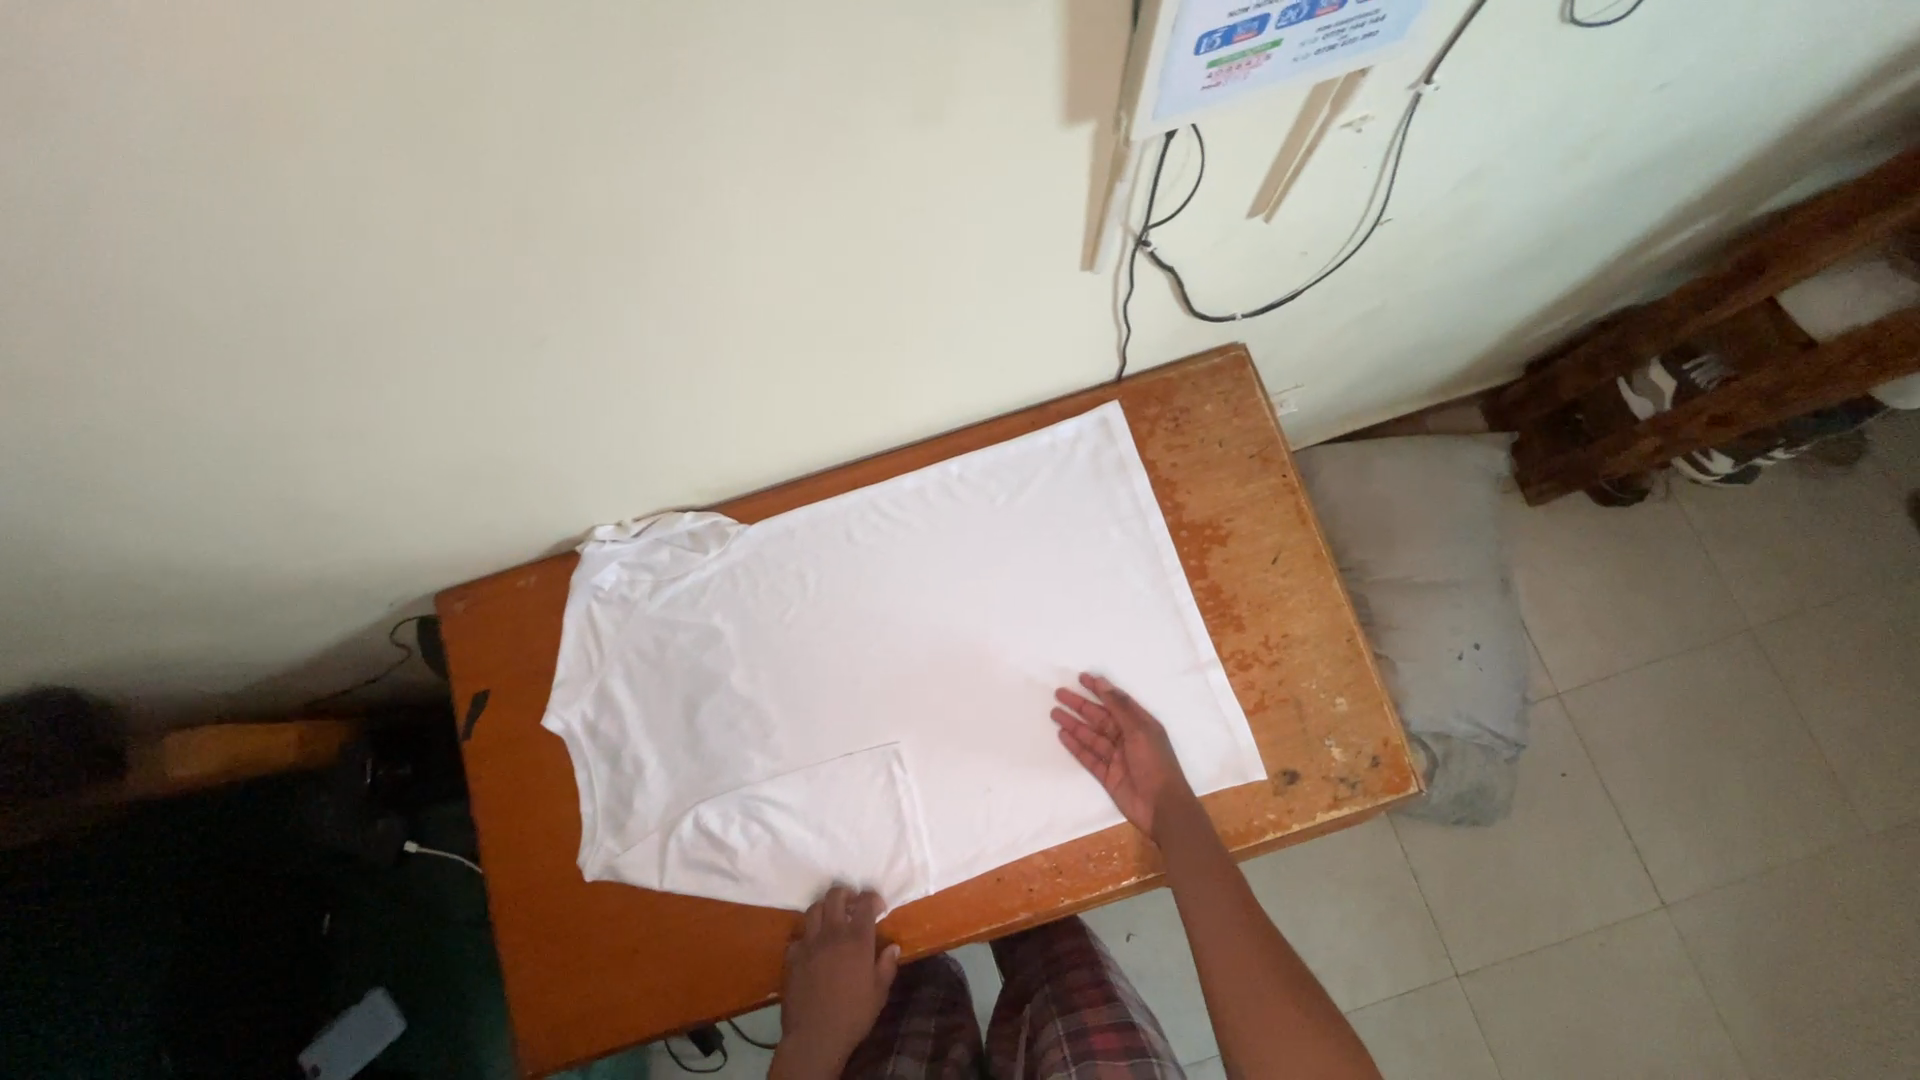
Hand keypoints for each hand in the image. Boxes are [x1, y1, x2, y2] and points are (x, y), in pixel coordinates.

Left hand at [769, 886, 899, 1079]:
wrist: (815, 1036)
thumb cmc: (853, 1015)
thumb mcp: (879, 993)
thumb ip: (887, 966)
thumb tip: (893, 947)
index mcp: (857, 939)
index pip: (866, 903)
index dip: (873, 898)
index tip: (878, 906)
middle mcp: (832, 933)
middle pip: (835, 896)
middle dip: (846, 894)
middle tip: (853, 904)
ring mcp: (809, 943)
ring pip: (813, 909)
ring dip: (825, 909)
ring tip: (831, 919)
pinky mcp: (792, 956)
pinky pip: (798, 936)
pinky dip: (807, 936)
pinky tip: (812, 947)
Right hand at [1051, 673, 1196, 841]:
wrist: (1162, 807)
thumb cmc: (1155, 764)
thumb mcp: (1140, 730)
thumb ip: (1120, 707)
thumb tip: (1104, 683)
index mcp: (1140, 724)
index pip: (1117, 701)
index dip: (1100, 689)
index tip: (1081, 678)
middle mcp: (1128, 738)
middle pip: (1100, 717)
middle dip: (1080, 705)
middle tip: (1059, 694)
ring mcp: (1116, 757)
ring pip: (1091, 736)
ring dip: (1074, 724)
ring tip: (1054, 713)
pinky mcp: (1107, 775)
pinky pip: (1089, 757)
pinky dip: (1076, 746)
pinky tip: (1063, 735)